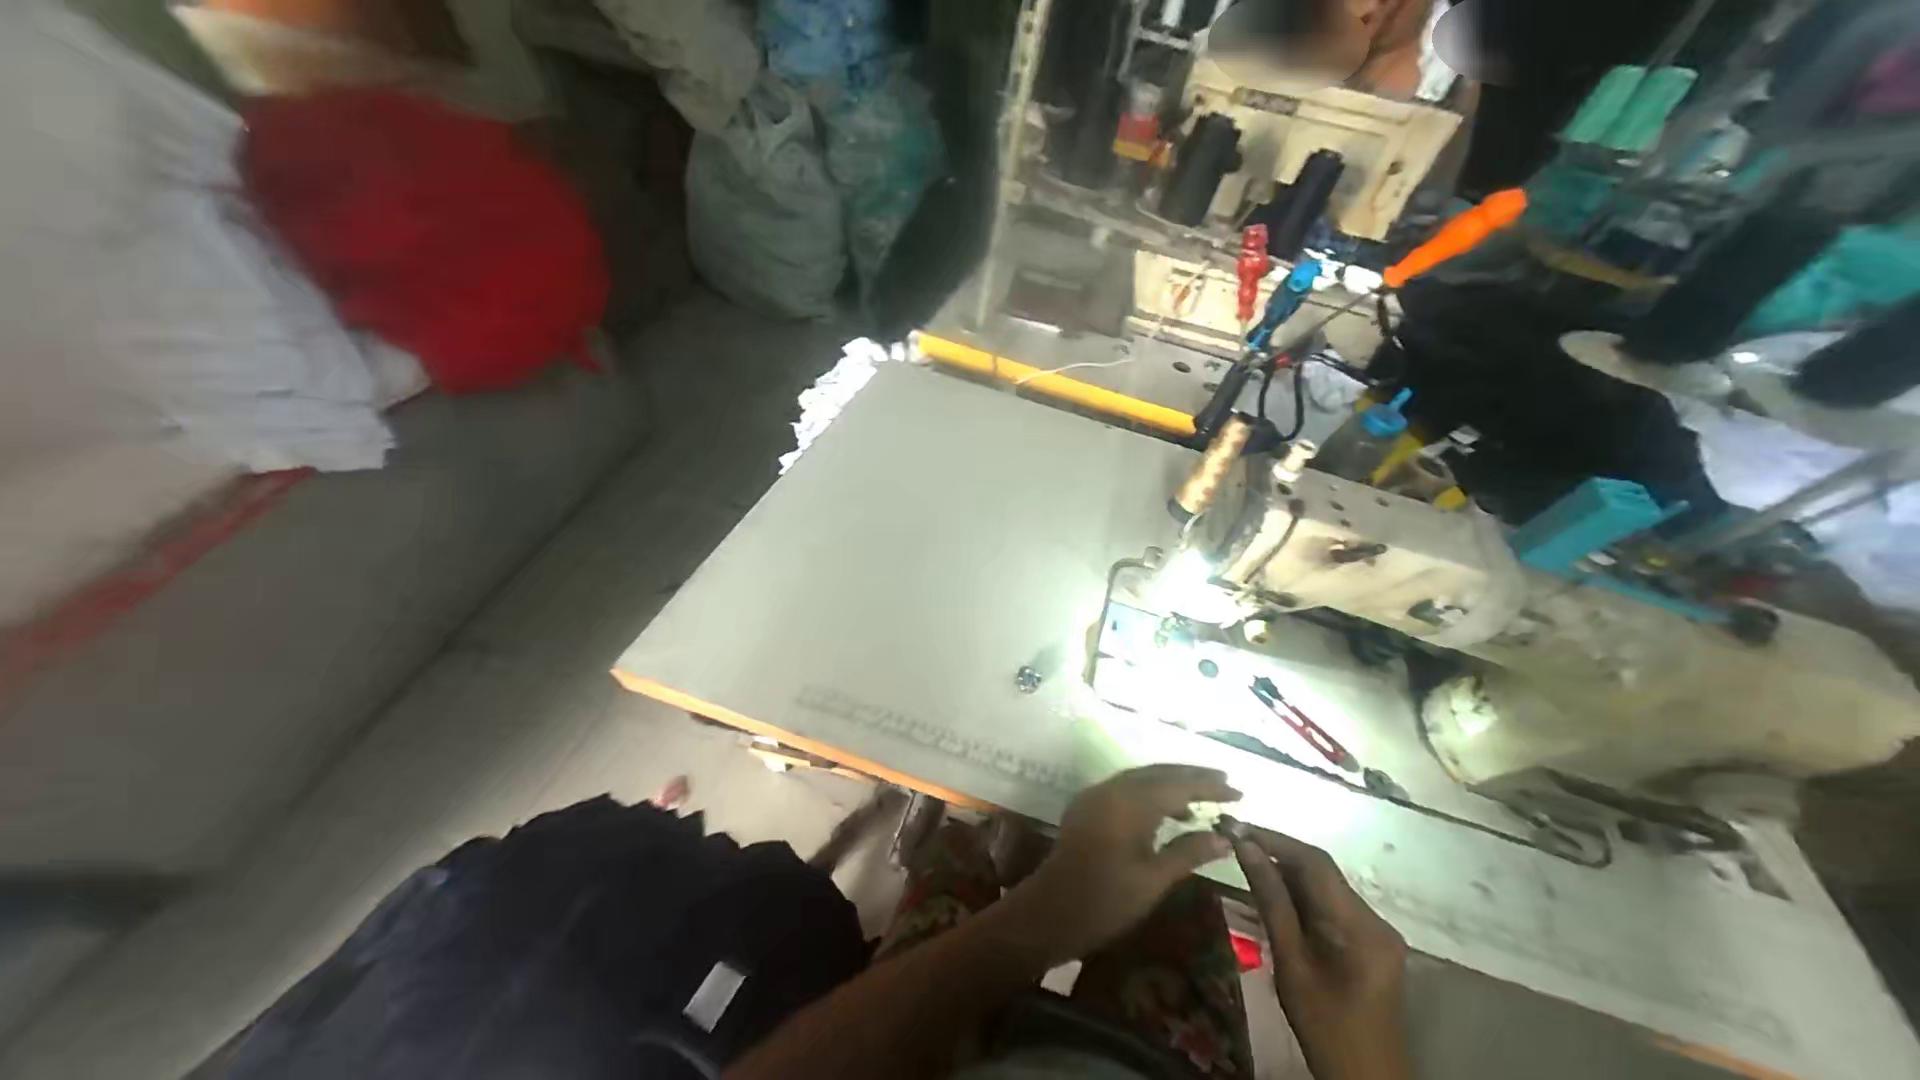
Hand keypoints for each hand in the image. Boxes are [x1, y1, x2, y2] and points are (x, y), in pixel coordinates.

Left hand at [1004, 765, 1239, 963]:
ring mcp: (1095, 795)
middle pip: (1157, 772)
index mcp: (1129, 801)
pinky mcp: (1087, 807)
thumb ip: (1189, 852)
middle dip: (1191, 776)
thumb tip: (1225, 836)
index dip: (1209, 786)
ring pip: (1140, 778)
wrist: (1051, 911)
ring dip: (1170, 784)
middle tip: (1225, 782)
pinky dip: (1149, 793)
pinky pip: (1124, 789)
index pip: (1177, 784)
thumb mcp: (1154, 879)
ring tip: (1201, 803)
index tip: (1238, 791)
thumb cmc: (1107, 899)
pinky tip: (1166, 814)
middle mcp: (1111, 788)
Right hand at [1230, 823, 1410, 1079]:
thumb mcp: (1290, 963)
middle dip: (1276, 852)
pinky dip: (1300, 893)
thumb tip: (1244, 847)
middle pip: (1321, 870)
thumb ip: (1270, 901)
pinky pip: (1331, 903)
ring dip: (1286, 871)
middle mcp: (1375, 920)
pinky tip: (1273, 894)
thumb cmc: (1324, 1026)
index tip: (1235, 828)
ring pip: (1325, 885)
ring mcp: (1377, 931)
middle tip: (1233, 841)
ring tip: (1245, 862)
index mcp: (1361, 926)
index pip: (1315, 862)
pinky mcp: (1371, 941)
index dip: (1273, 839)